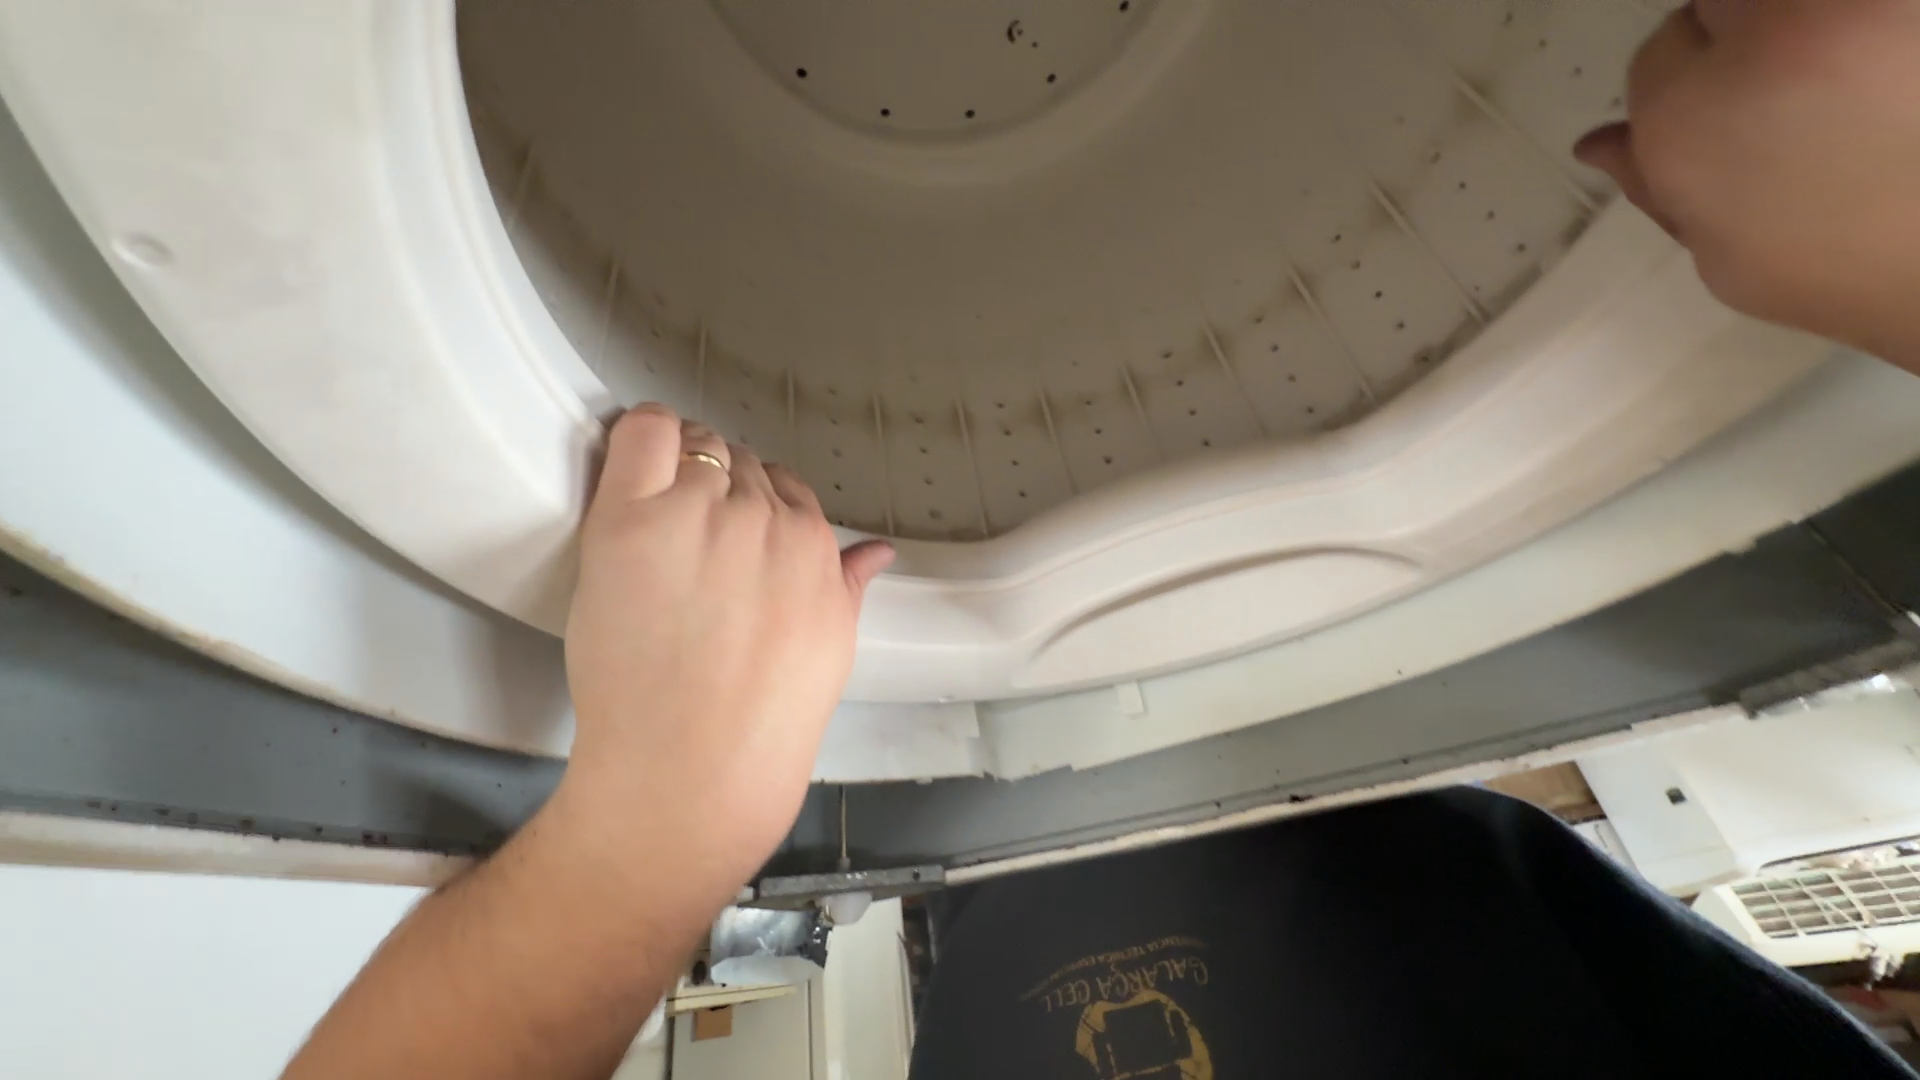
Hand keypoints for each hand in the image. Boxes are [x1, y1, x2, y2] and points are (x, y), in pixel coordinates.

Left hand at [559, 404, 892, 916]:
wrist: (699, 763)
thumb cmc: (769, 716)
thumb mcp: (833, 643)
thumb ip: (850, 583)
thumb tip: (879, 551)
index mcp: (813, 542)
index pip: (785, 483)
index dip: (754, 498)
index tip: (729, 522)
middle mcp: (762, 515)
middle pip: (739, 461)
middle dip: (717, 481)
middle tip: (687, 525)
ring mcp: (699, 513)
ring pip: (695, 445)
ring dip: (679, 465)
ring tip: (655, 507)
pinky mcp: (632, 520)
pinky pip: (644, 434)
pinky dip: (640, 434)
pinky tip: (631, 461)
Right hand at [1574, 0, 1919, 372]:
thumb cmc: (1815, 265)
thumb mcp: (1708, 238)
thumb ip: (1650, 179)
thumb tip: (1600, 143)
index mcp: (1683, 110)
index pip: (1659, 49)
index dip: (1674, 83)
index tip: (1702, 114)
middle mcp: (1761, 43)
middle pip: (1721, 2)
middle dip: (1730, 36)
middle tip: (1761, 86)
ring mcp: (1859, 13)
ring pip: (1796, 2)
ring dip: (1797, 28)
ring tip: (1826, 79)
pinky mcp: (1914, 11)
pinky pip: (1870, 13)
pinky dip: (1865, 31)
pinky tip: (1876, 75)